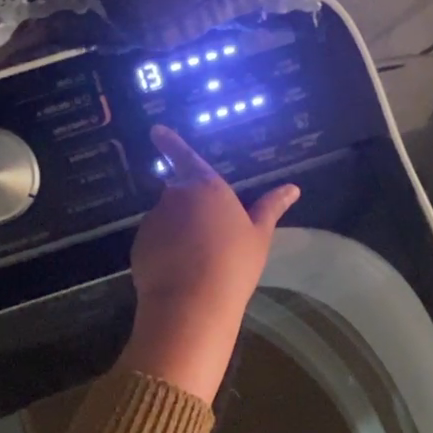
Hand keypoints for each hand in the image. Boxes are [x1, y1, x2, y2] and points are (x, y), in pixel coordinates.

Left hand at [117, 126, 298, 402]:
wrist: (192, 303)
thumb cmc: (234, 264)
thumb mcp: (259, 236)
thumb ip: (270, 208)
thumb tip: (292, 188)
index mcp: (206, 187)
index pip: (184, 157)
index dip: (170, 143)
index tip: (157, 130)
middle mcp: (175, 197)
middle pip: (178, 193)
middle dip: (188, 208)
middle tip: (208, 236)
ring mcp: (153, 221)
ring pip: (165, 220)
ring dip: (176, 231)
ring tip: (196, 261)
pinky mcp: (139, 246)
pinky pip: (154, 243)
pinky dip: (164, 252)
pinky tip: (179, 273)